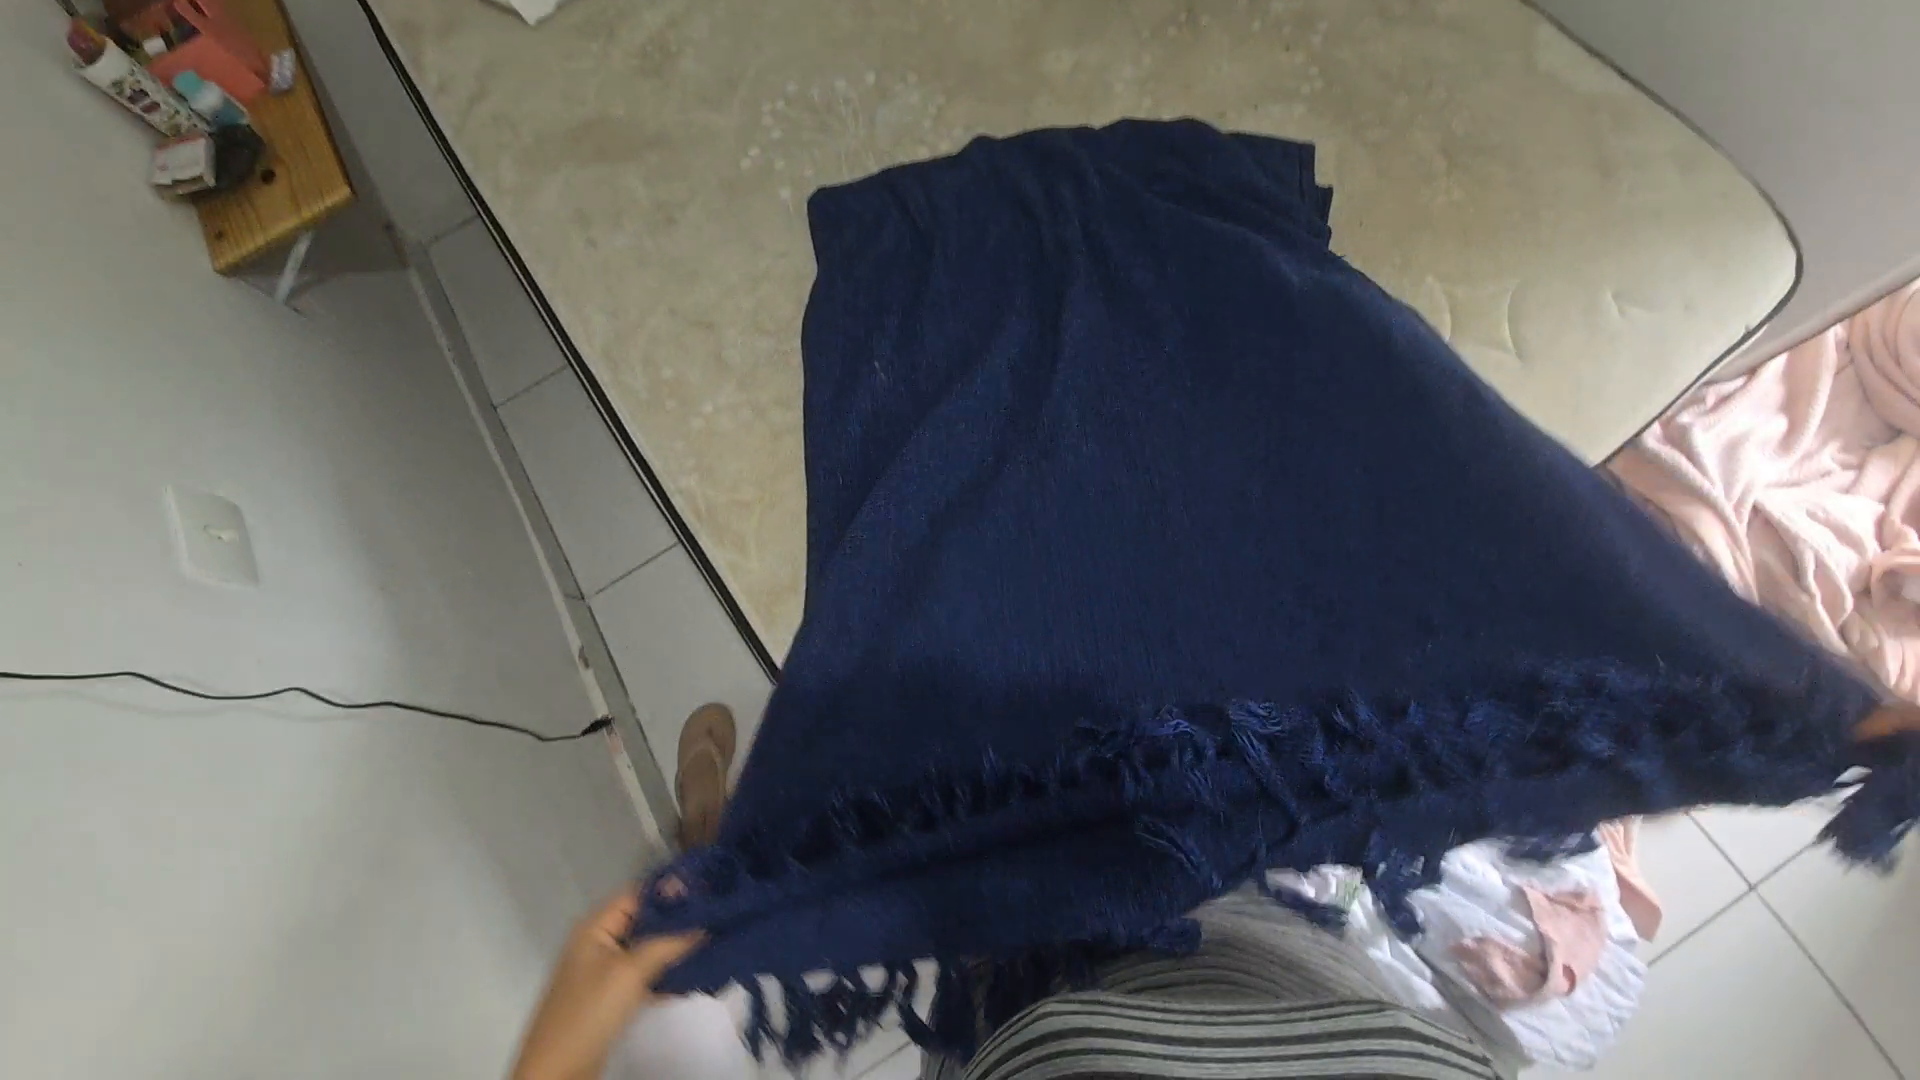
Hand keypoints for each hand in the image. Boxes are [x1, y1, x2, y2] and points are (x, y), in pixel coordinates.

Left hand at [510, 891, 704, 1079]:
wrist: (555, 1075)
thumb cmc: (589, 1012)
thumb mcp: (630, 971)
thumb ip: (668, 943)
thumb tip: (704, 925)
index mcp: (595, 927)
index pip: (638, 893)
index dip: (671, 889)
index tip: (708, 889)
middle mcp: (598, 943)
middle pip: (644, 920)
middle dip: (678, 918)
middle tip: (716, 914)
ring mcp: (603, 971)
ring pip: (647, 948)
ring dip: (675, 946)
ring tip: (712, 940)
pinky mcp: (611, 997)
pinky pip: (644, 973)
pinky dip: (666, 972)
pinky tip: (694, 974)